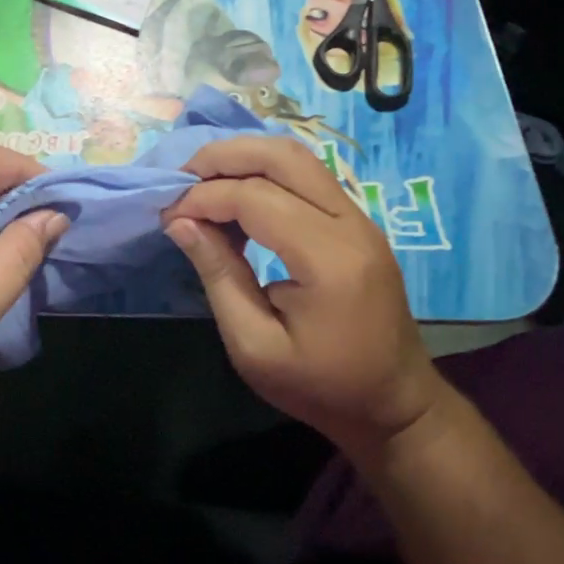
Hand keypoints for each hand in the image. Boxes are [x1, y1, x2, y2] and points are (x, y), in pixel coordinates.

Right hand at [161, 136, 445, 456]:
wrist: (396, 407)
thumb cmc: (321, 387)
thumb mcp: (254, 346)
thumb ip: (218, 276)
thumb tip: (180, 222)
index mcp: (328, 260)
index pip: (254, 197)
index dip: (202, 198)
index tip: (167, 218)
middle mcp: (351, 225)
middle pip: (282, 156)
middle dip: (222, 157)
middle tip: (179, 181)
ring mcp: (360, 220)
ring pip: (296, 158)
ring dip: (243, 160)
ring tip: (201, 185)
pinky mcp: (358, 223)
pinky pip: (306, 177)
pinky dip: (263, 175)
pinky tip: (235, 201)